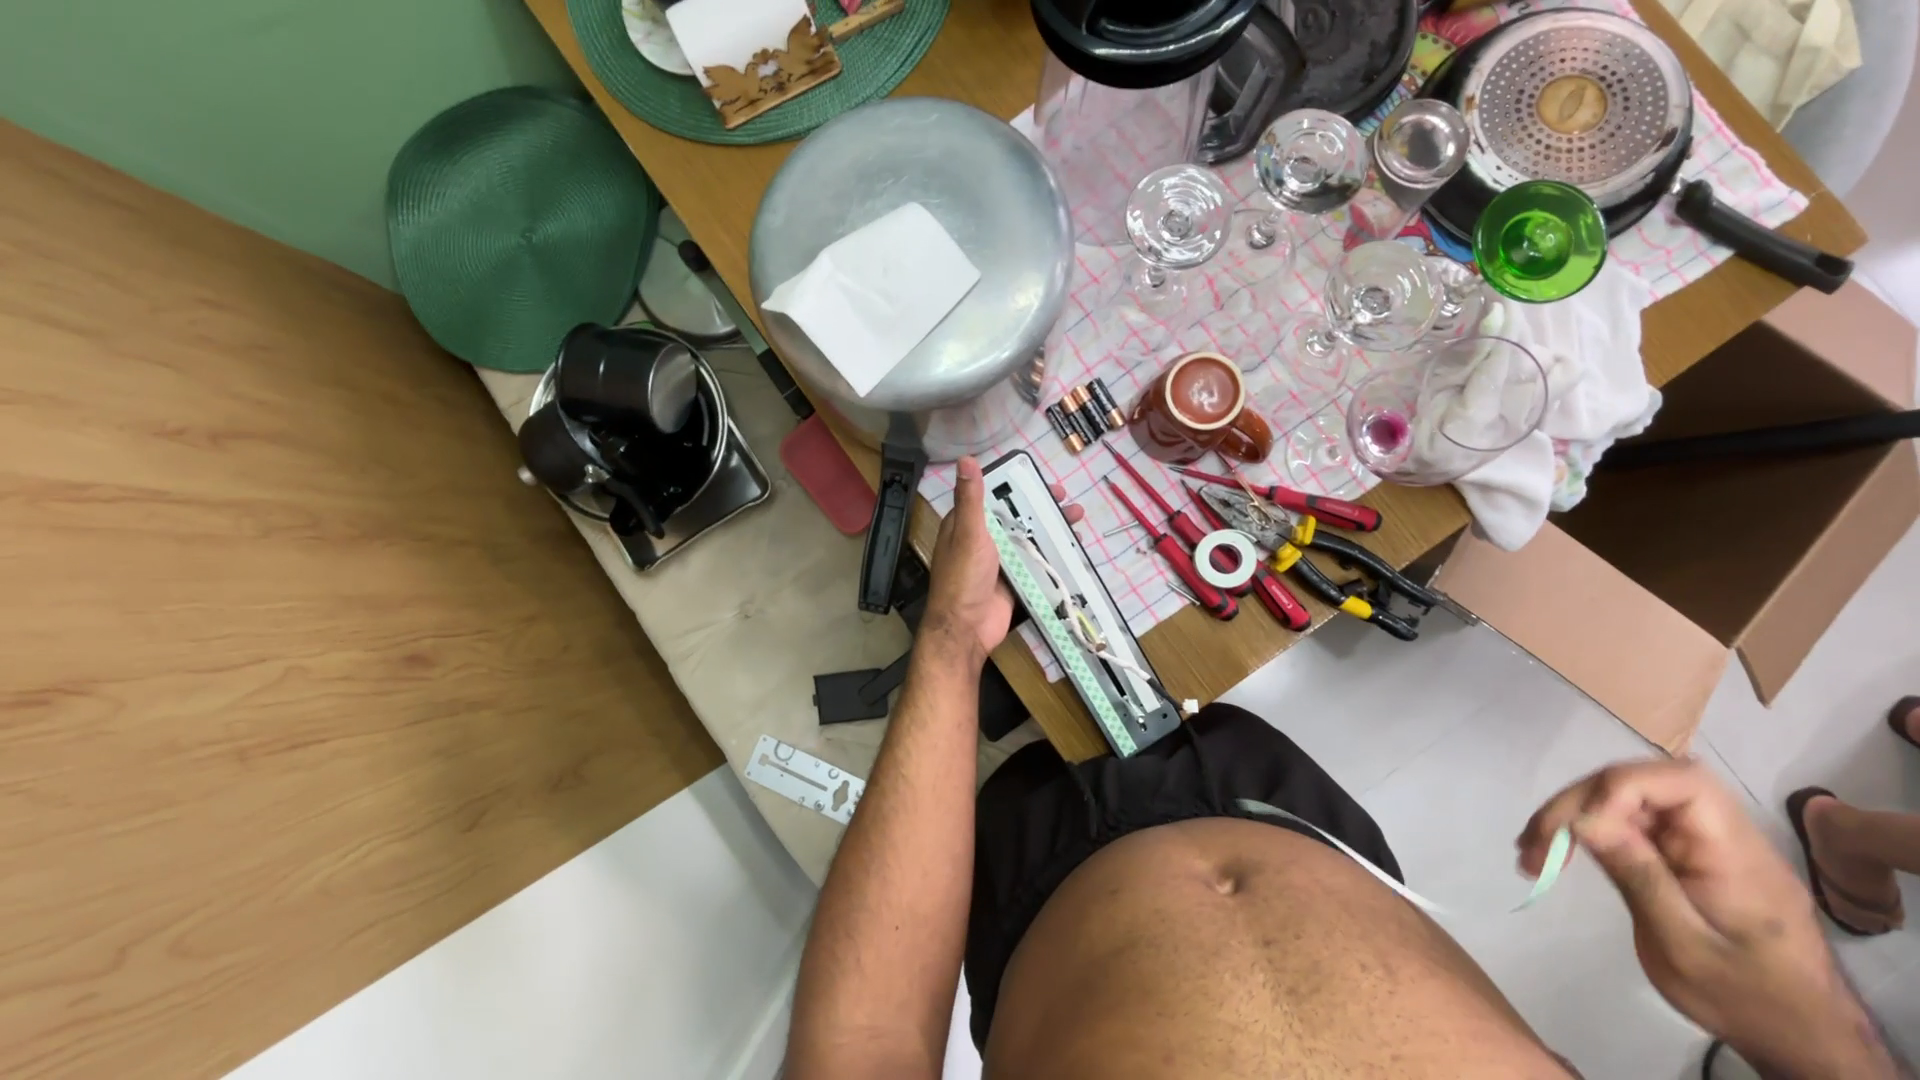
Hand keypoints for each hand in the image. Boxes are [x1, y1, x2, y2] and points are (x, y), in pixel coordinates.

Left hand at [921, 456, 1080, 667]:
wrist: (966, 629)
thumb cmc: (963, 577)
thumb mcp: (968, 533)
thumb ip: (971, 498)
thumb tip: (965, 459)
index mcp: (966, 525)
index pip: (994, 497)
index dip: (1017, 486)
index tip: (1041, 480)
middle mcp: (983, 541)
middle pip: (1016, 518)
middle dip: (1042, 508)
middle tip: (1068, 501)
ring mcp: (1000, 562)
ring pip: (1029, 539)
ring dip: (1051, 529)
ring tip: (1077, 520)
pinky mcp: (1014, 581)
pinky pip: (1036, 563)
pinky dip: (1053, 554)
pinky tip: (1072, 547)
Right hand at [1519, 761, 1894, 1076]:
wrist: (1800, 1037)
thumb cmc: (1745, 998)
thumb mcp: (1685, 948)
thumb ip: (1639, 878)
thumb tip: (1585, 818)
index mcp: (1735, 852)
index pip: (1681, 781)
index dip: (1620, 788)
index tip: (1579, 829)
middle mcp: (1721, 834)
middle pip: (1641, 783)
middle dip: (1578, 804)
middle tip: (1532, 845)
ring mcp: (1701, 843)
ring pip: (1626, 799)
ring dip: (1573, 815)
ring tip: (1533, 851)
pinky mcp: (1685, 855)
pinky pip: (1630, 823)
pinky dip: (1588, 831)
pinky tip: (1560, 853)